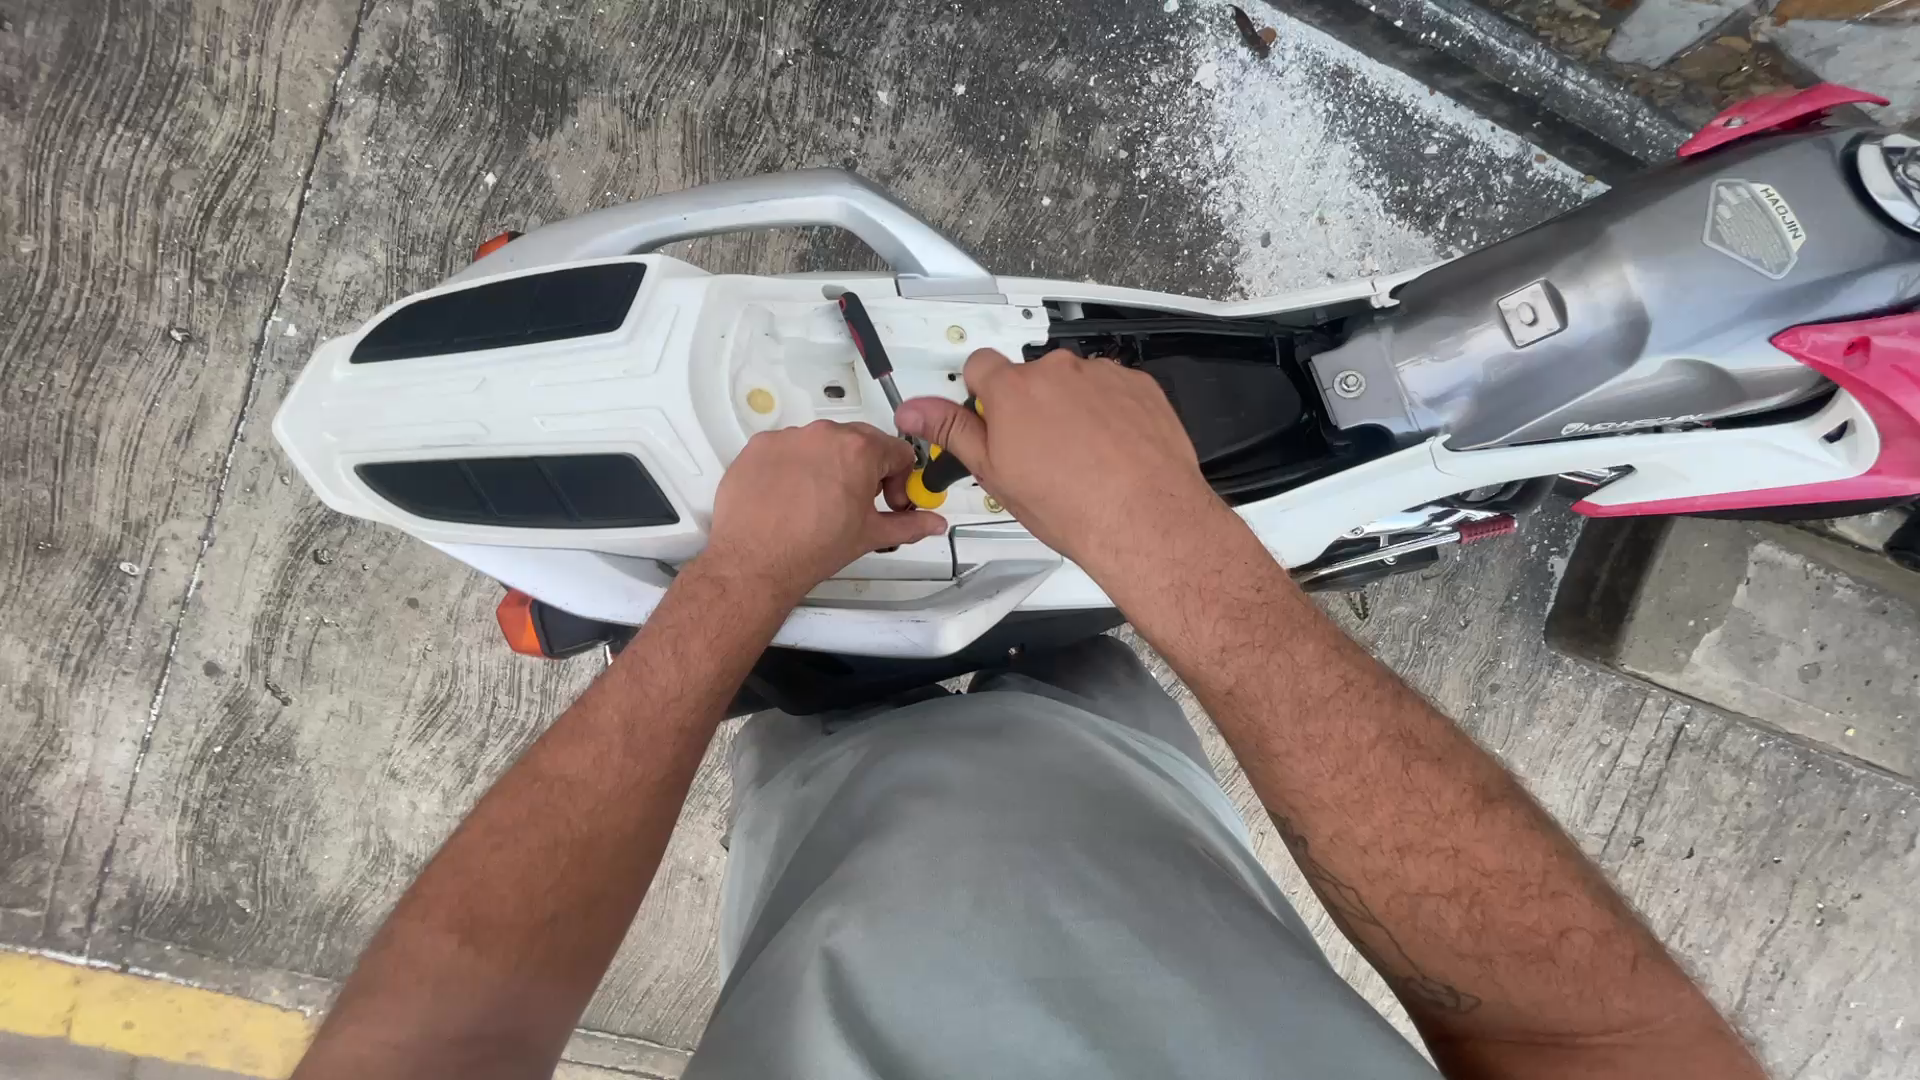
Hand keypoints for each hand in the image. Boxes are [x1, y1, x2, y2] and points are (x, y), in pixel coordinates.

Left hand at [700, 420, 946, 603]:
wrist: (755, 562)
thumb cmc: (812, 548)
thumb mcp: (870, 535)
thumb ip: (909, 524)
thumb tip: (934, 523)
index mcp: (860, 450)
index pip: (898, 451)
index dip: (900, 480)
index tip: (890, 501)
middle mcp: (824, 434)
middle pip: (860, 442)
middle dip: (866, 470)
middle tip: (857, 504)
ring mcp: (788, 438)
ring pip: (822, 445)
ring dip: (829, 467)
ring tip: (820, 504)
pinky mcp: (758, 447)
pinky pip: (787, 449)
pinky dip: (794, 468)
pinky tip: (791, 498)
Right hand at [895, 348, 1225, 576]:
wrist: (1144, 518)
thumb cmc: (1073, 505)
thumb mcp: (995, 473)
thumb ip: (951, 431)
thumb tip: (915, 411)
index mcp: (1014, 390)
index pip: (980, 365)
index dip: (982, 395)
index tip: (992, 419)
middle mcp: (1058, 372)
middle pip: (1030, 377)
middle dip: (1030, 407)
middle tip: (1037, 453)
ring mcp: (1102, 376)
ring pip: (1073, 384)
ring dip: (1071, 409)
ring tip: (1080, 458)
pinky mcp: (1139, 386)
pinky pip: (1113, 390)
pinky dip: (1109, 413)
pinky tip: (1110, 451)